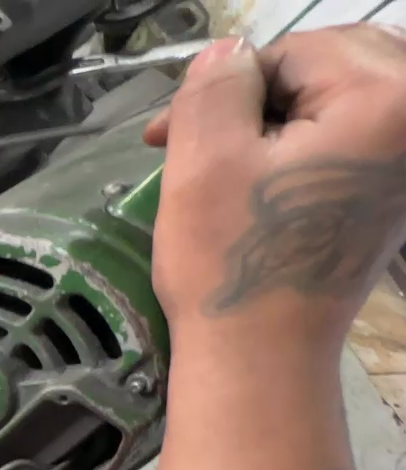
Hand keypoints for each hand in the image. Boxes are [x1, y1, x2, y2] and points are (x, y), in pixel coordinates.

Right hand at [145, 26, 405, 354]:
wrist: (259, 345)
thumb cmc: (228, 257)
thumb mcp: (202, 168)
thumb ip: (213, 96)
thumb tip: (222, 53)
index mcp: (389, 95)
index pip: (299, 49)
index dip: (222, 86)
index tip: (161, 136)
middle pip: (333, 66)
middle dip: (253, 100)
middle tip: (186, 148)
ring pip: (340, 103)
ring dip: (271, 125)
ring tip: (218, 170)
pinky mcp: (393, 192)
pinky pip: (350, 141)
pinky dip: (296, 152)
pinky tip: (254, 189)